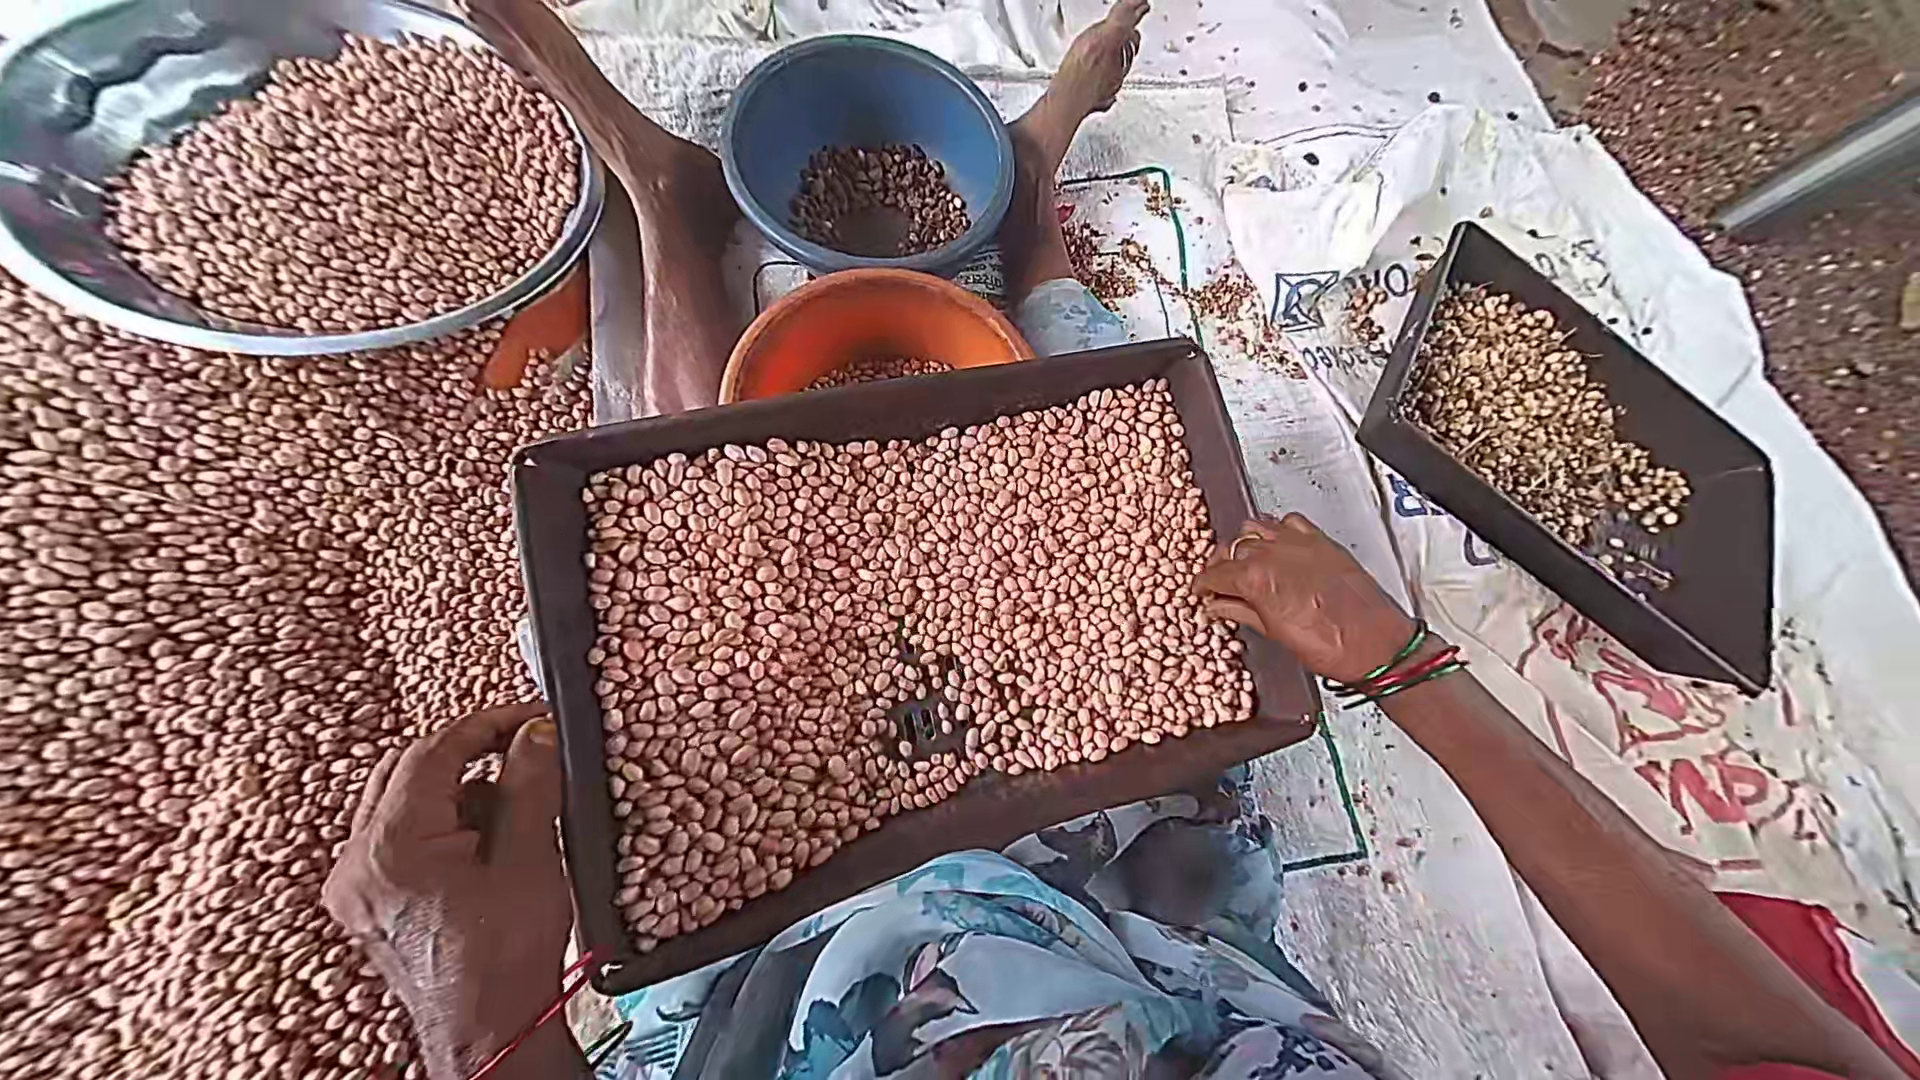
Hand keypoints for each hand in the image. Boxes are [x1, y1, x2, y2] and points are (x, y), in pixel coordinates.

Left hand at [323, 702, 580, 1079]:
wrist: (487, 1025)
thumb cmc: (509, 946)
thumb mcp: (529, 854)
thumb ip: (528, 783)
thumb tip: (536, 730)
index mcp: (393, 849)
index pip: (432, 753)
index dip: (488, 722)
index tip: (536, 715)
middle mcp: (356, 861)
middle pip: (406, 767)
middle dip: (471, 745)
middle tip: (527, 740)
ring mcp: (356, 881)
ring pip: (404, 794)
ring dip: (462, 778)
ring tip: (519, 794)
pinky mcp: (370, 895)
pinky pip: (404, 826)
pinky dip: (450, 809)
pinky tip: (493, 828)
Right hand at [1194, 514, 1418, 683]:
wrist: (1379, 646)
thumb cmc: (1332, 646)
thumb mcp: (1273, 632)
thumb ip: (1239, 611)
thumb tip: (1218, 605)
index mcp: (1254, 578)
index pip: (1214, 573)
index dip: (1203, 583)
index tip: (1202, 590)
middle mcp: (1272, 553)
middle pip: (1230, 548)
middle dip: (1222, 565)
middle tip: (1222, 582)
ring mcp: (1297, 543)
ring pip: (1254, 528)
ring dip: (1246, 543)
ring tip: (1248, 562)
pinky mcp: (1320, 541)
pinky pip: (1288, 522)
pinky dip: (1278, 530)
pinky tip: (1278, 548)